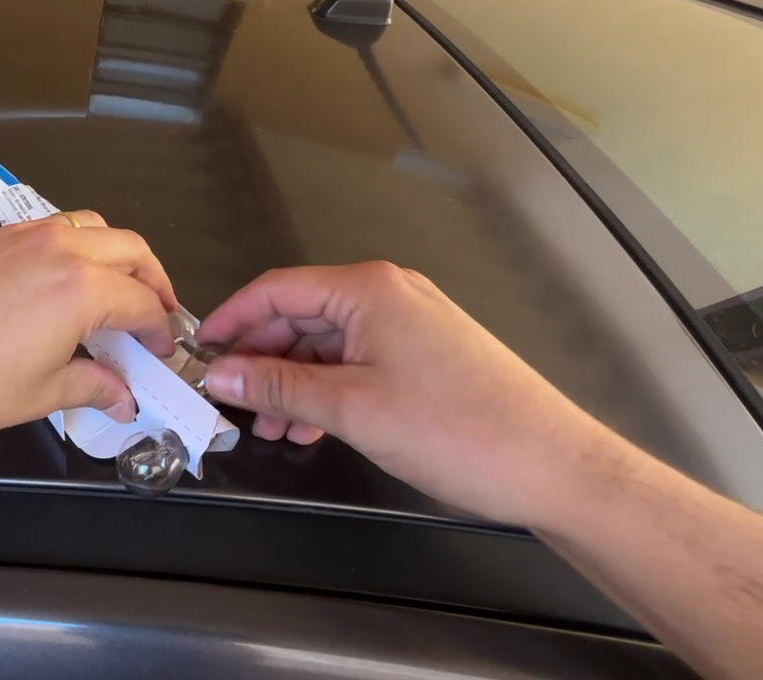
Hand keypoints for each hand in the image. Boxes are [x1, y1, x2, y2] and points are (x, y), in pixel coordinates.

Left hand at [0, 211, 177, 451]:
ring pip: (90, 226)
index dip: (160, 329)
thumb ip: (94, 386)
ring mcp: (22, 234)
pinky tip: (66, 280)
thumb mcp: (40, 394)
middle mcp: (58, 247)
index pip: (142, 302)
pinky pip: (52, 227)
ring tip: (116, 291)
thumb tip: (124, 398)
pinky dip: (75, 245)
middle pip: (129, 248)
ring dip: (115, 254)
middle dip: (153, 280)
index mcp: (79, 287)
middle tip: (156, 315)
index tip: (163, 351)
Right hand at [197, 262, 630, 527]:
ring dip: (292, 382)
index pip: (275, 290)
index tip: (200, 352)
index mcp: (366, 288)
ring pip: (325, 344)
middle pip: (299, 317)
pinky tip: (310, 426)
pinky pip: (355, 361)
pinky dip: (327, 390)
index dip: (232, 319)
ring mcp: (407, 323)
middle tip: (233, 401)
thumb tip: (218, 375)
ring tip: (271, 428)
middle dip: (261, 359)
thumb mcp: (351, 407)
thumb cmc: (455, 429)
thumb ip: (275, 385)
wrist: (562, 472)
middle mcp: (385, 294)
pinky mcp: (423, 353)